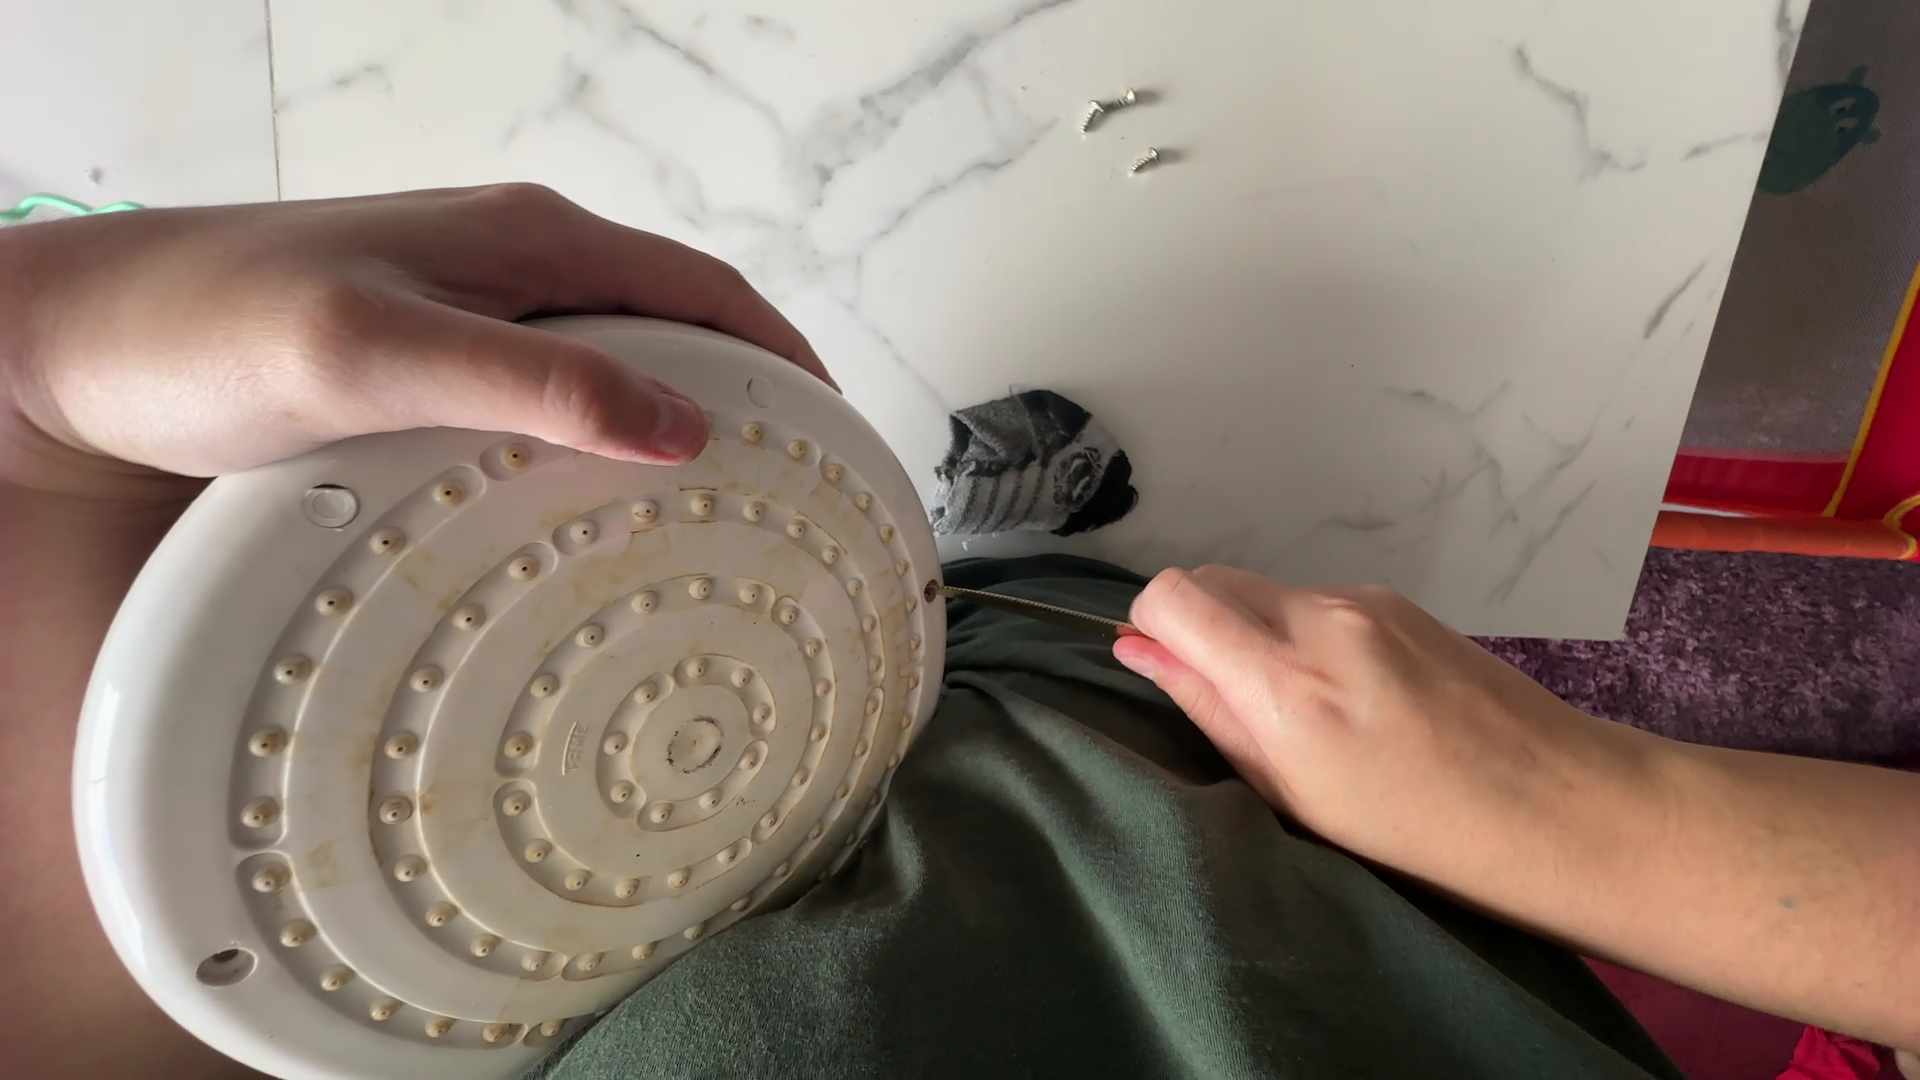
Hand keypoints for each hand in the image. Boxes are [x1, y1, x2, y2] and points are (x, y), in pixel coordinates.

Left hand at [0, 183, 830, 499]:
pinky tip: (627, 480)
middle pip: (689, 323)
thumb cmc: (205, 331)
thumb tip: (682, 425)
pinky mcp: (470, 358)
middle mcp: (534, 268)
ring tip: (731, 483)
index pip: (711, 290)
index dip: (785, 351)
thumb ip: (537, 381)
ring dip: (697, 411)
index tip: (831, 417)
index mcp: (542, 243)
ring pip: (641, 358)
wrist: (72, 348)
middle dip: (755, 385)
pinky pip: (587, 389)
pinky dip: (633, 429)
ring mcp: (502, 312)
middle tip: (793, 463)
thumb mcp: (381, 351)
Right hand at [1114, 566, 1658, 901]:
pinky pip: (1308, 597)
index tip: (1164, 662)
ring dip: (1249, 627)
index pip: (1172, 594)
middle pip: (1208, 577)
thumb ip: (1203, 704)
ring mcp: (1362, 599)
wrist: (1565, 807)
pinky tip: (1347, 685)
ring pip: (1258, 587)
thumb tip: (1135, 650)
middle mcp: (1320, 618)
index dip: (1148, 621)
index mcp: (1285, 680)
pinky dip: (1296, 628)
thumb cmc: (1412, 828)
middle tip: (1226, 688)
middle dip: (1194, 621)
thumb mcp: (1287, 786)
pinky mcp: (1392, 596)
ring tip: (1299, 698)